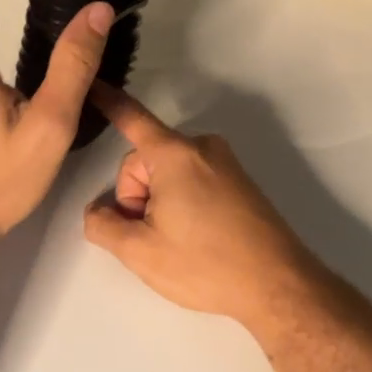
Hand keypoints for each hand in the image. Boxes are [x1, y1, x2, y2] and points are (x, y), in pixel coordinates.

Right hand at [83, 84, 337, 336]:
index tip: (93, 85)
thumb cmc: (204, 265)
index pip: (132, 119)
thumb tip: (97, 211)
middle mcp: (202, 148)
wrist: (277, 286)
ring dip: (160, 205)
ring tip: (178, 244)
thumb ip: (102, 225)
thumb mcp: (139, 252)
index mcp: (174, 155)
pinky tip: (195, 240)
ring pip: (167, 176)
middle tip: (153, 238)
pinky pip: (192, 183)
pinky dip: (182, 206)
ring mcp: (224, 164)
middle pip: (145, 163)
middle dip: (137, 198)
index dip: (109, 102)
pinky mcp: (238, 183)